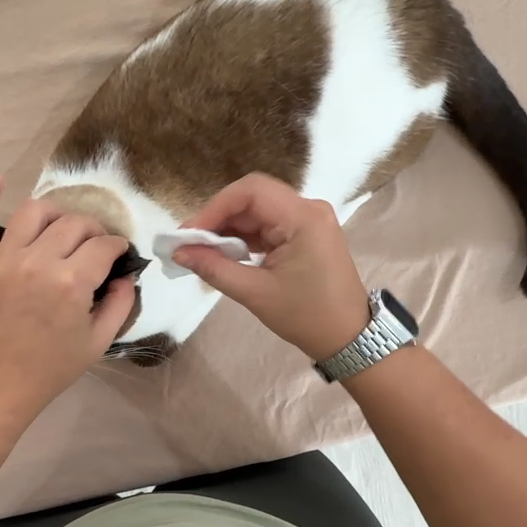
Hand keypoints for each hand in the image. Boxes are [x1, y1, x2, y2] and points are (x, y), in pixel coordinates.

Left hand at [0, 173, 136, 424]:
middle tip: (96, 249)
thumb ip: (120, 304)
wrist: (0, 385)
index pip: (103, 246)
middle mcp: (38, 262)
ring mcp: (5, 260)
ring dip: (56, 214)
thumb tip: (126, 276)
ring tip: (64, 228)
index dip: (117, 248)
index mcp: (71, 283)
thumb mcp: (99, 341)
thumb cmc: (52, 368)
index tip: (119, 256)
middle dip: (93, 232)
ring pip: (34, 211)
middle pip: (74, 224)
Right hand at [172, 173, 371, 359]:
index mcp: (302, 218)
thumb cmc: (305, 316)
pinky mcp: (304, 234)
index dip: (214, 207)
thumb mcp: (254, 293)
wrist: (347, 335)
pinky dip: (243, 238)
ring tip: (202, 253)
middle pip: (252, 198)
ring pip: (257, 211)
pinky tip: (225, 255)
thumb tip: (179, 253)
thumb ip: (214, 268)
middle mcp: (308, 209)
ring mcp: (308, 220)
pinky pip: (267, 225)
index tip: (189, 234)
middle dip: (218, 218)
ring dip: (228, 229)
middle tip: (190, 244)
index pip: (250, 191)